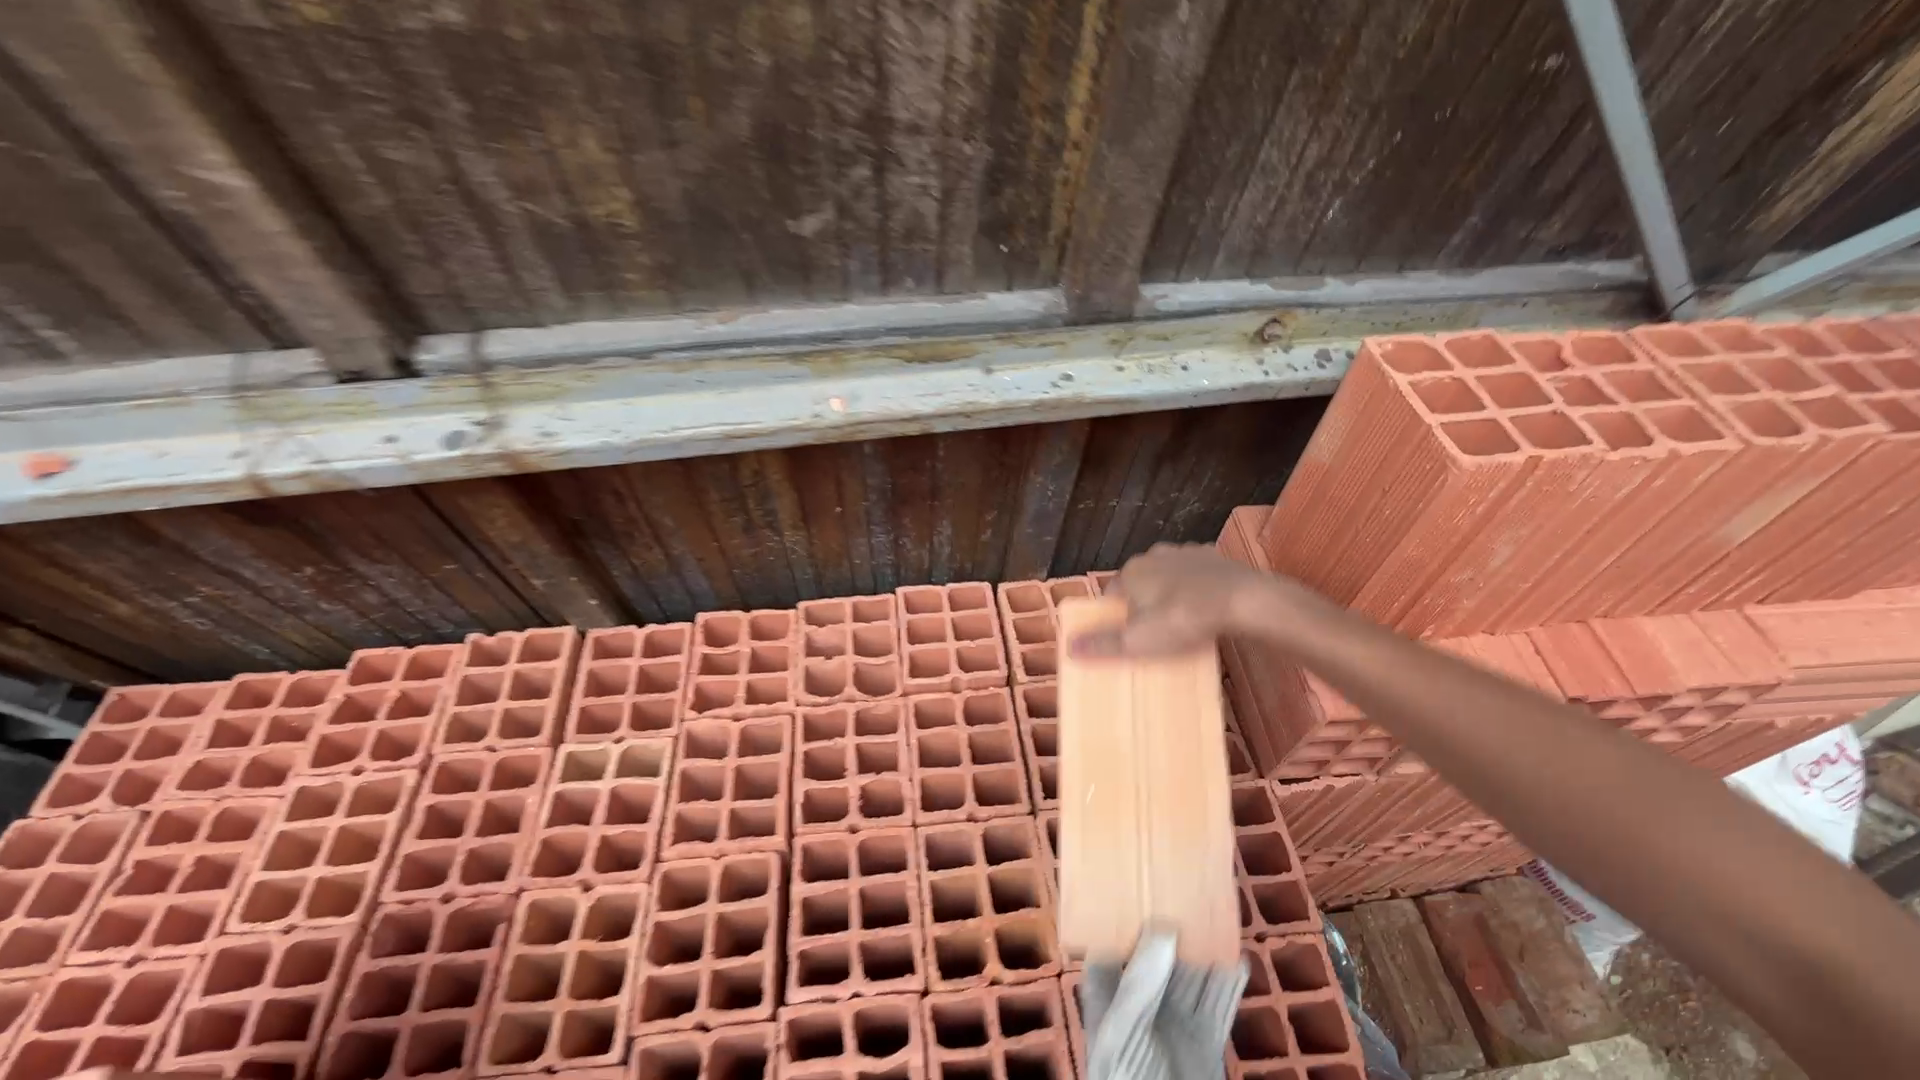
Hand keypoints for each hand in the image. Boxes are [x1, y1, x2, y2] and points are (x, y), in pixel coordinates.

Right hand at [1068, 543, 1315, 656]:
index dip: (1117, 618)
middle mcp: (1153, 555)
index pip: (1112, 595)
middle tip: (1157, 633)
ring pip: (1168, 576)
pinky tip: (1207, 607)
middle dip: (1143, 604)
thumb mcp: (1138, 641)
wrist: (1243, 600)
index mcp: (1131, 572)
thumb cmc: (1184, 620)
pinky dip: (1196, 587)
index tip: (1129, 638)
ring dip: (1170, 594)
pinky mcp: (1213, 556)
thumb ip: (1103, 644)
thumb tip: (1068, 646)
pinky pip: (1196, 574)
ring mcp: (1185, 552)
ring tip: (1183, 622)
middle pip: (1140, 583)